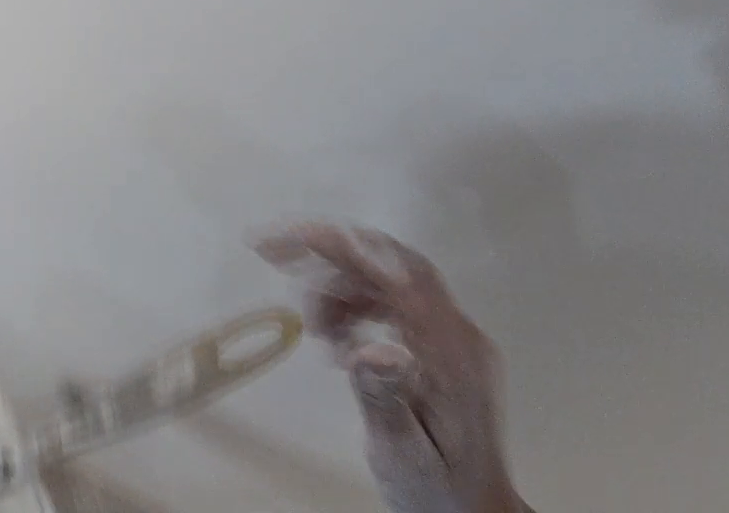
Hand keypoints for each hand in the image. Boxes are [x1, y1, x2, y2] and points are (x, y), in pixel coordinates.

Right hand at [253, 223, 525, 512]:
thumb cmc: (435, 488)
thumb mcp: (402, 451)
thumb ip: (384, 396)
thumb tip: (373, 347)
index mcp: (449, 352)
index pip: (391, 274)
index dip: (337, 246)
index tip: (284, 239)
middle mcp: (456, 331)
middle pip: (388, 260)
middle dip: (328, 249)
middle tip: (273, 252)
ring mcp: (450, 334)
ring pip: (384, 276)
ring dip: (337, 286)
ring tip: (314, 328)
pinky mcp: (438, 340)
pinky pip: (389, 297)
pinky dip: (352, 302)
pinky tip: (336, 336)